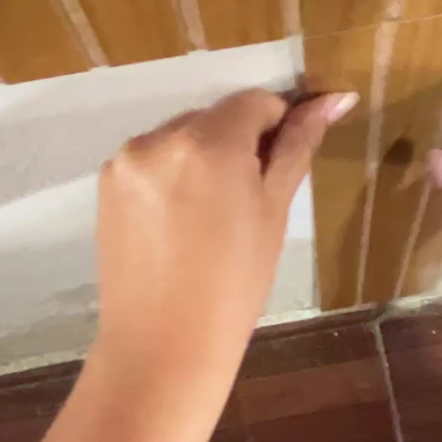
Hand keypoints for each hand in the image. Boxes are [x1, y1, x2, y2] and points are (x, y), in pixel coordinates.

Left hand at [95, 88, 356, 368]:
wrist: (163, 344)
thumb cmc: (235, 284)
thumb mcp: (274, 213)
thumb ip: (298, 148)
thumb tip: (336, 98)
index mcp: (210, 142)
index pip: (255, 102)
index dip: (277, 127)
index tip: (279, 169)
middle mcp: (161, 136)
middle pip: (215, 117)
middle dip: (237, 144)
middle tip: (246, 202)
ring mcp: (126, 159)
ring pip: (182, 137)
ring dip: (202, 158)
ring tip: (209, 217)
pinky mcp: (106, 183)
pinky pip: (151, 159)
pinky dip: (171, 175)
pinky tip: (178, 222)